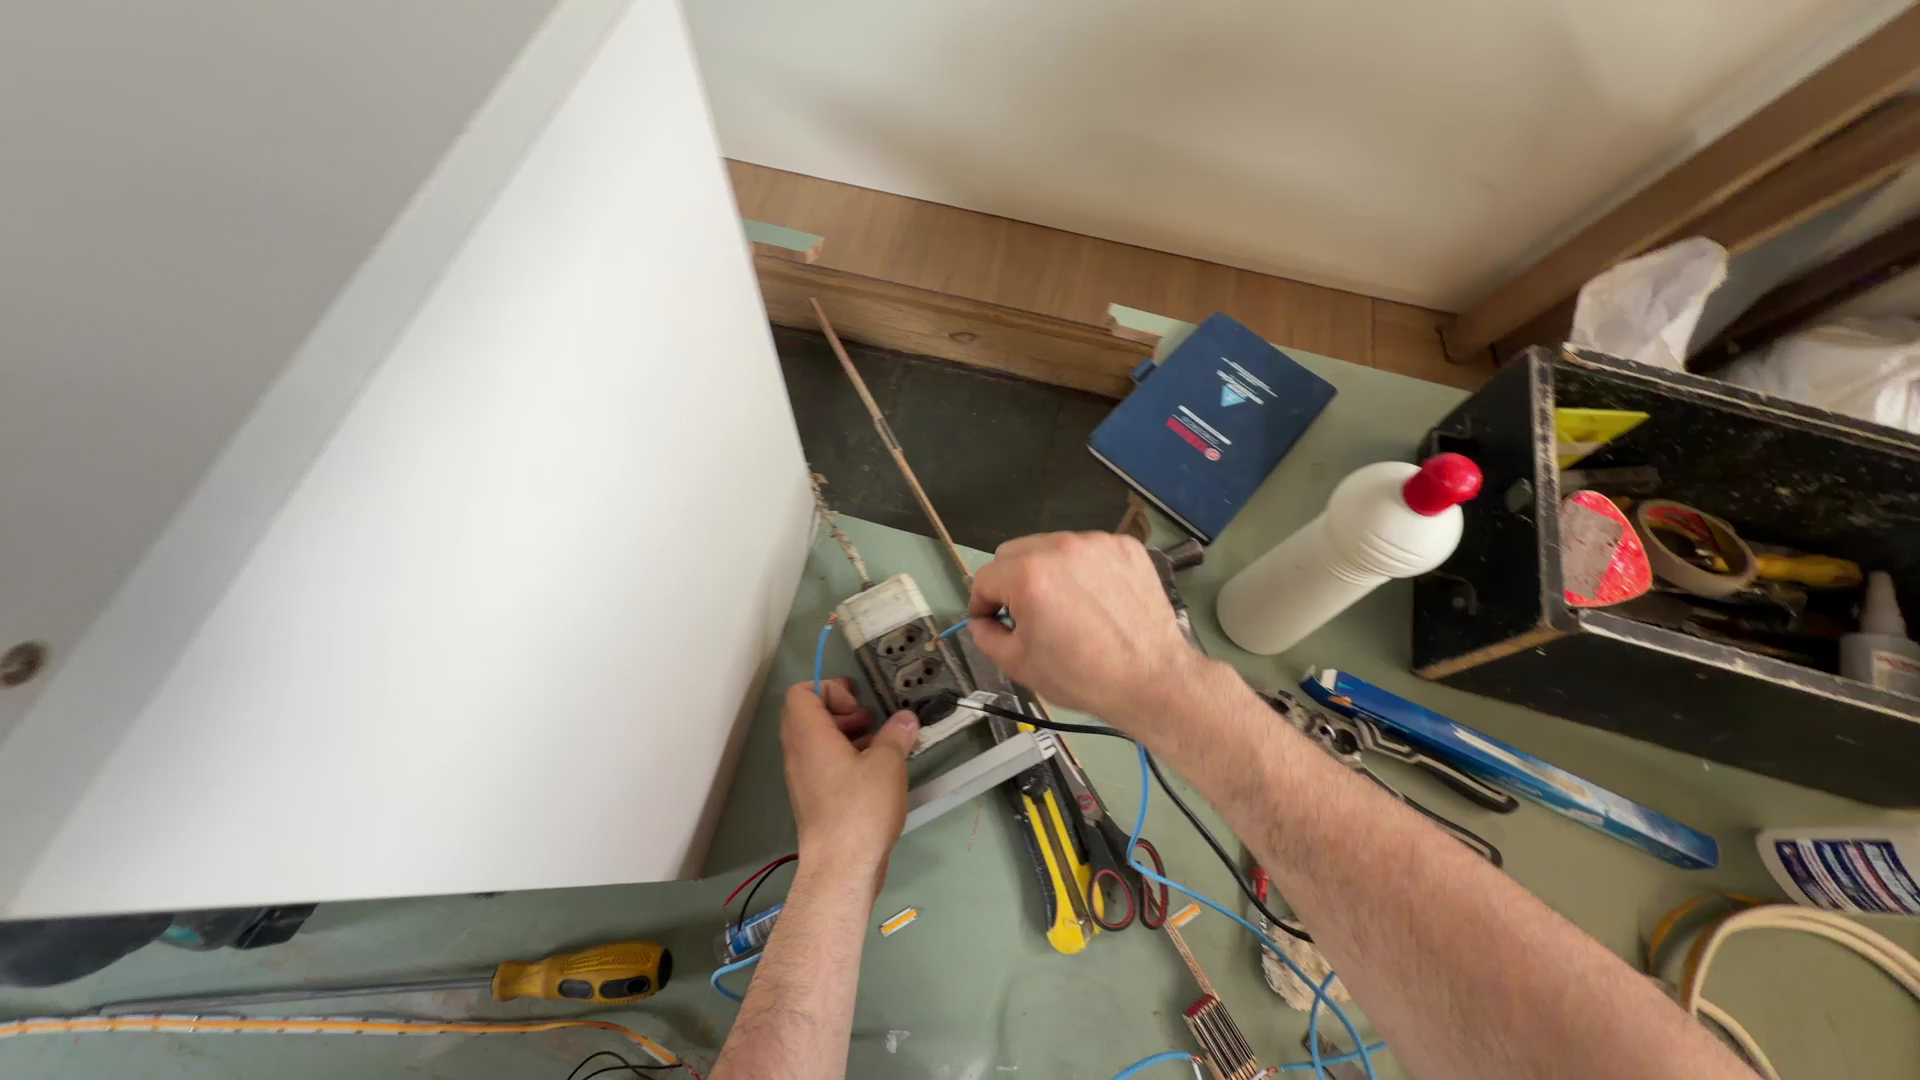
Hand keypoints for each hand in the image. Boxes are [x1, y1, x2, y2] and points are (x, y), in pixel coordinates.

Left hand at [780, 677, 918, 884]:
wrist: (841, 867)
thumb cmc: (861, 808)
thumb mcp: (887, 763)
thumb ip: (896, 735)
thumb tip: (906, 719)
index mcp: (809, 735)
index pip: (801, 693)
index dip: (829, 688)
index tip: (858, 704)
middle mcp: (799, 754)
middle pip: (807, 715)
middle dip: (840, 710)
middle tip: (868, 721)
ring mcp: (803, 779)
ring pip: (817, 742)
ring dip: (845, 735)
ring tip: (878, 745)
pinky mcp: (814, 800)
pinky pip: (823, 765)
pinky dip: (845, 758)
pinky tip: (875, 772)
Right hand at [966, 532, 1203, 736]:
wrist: (1151, 679)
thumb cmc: (1083, 676)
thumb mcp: (1019, 664)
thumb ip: (986, 637)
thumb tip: (981, 623)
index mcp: (1029, 575)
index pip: (985, 577)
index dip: (982, 603)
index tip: (992, 620)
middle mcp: (1061, 548)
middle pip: (1014, 553)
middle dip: (1011, 582)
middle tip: (1028, 615)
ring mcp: (1097, 544)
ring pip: (1052, 547)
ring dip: (1048, 571)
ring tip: (1066, 608)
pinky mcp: (1125, 547)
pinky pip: (1088, 550)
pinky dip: (1084, 570)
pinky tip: (1095, 600)